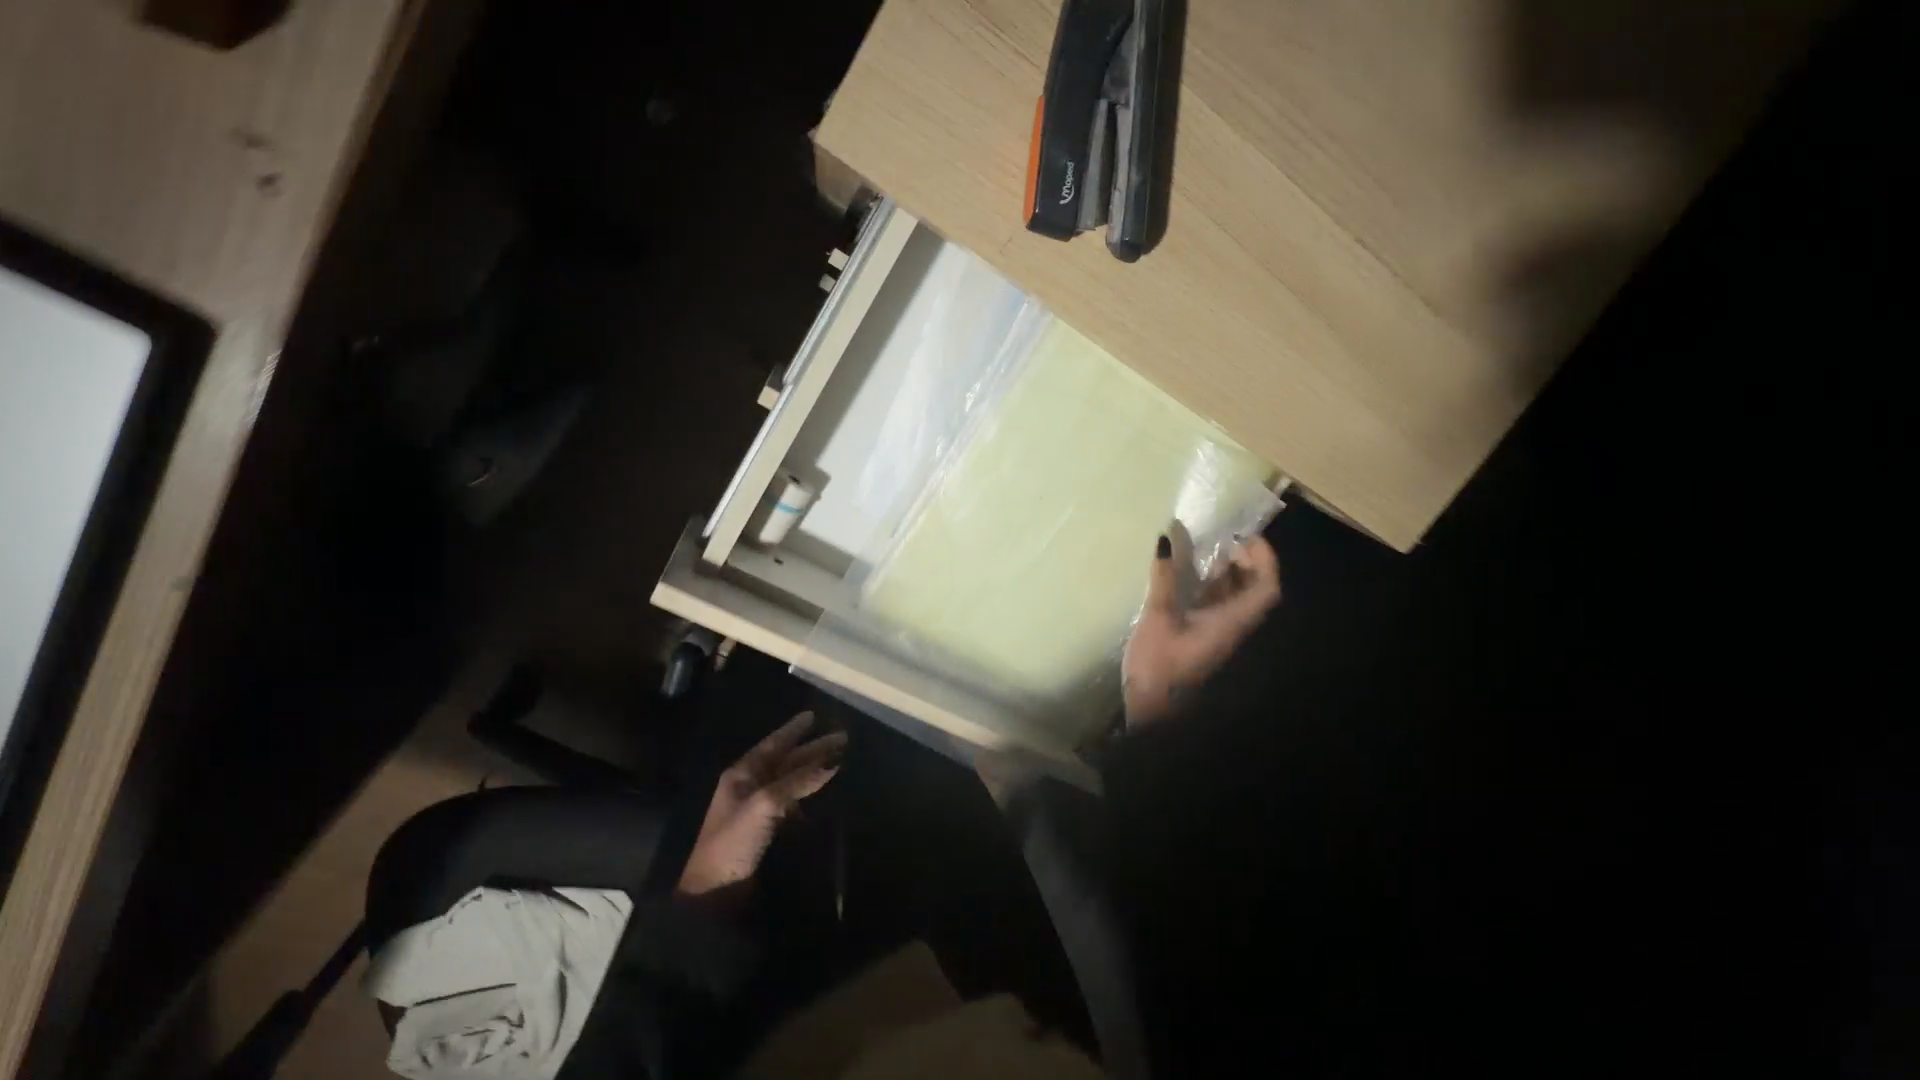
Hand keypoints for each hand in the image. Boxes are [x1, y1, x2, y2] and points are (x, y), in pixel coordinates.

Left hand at [677, 711, 845, 897]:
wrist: (714, 894)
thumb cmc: (733, 843)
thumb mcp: (766, 804)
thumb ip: (799, 780)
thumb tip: (835, 757)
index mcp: (742, 775)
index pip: (772, 744)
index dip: (792, 730)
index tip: (813, 715)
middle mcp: (749, 788)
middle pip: (786, 762)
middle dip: (812, 750)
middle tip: (843, 739)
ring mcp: (757, 811)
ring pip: (790, 783)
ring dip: (812, 772)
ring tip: (840, 762)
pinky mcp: (766, 834)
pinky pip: (792, 806)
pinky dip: (808, 797)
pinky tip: (824, 796)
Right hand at [1121, 533, 1280, 728]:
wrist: (1152, 714)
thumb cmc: (1159, 667)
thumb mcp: (1157, 617)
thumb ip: (1163, 579)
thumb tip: (1165, 540)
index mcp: (1232, 623)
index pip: (1266, 587)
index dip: (1264, 558)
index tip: (1244, 536)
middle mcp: (1234, 628)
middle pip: (1255, 590)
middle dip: (1245, 562)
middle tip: (1223, 539)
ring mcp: (1220, 636)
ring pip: (1236, 599)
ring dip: (1227, 575)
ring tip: (1205, 552)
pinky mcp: (1204, 642)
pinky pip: (1218, 609)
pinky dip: (1211, 589)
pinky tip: (1189, 578)